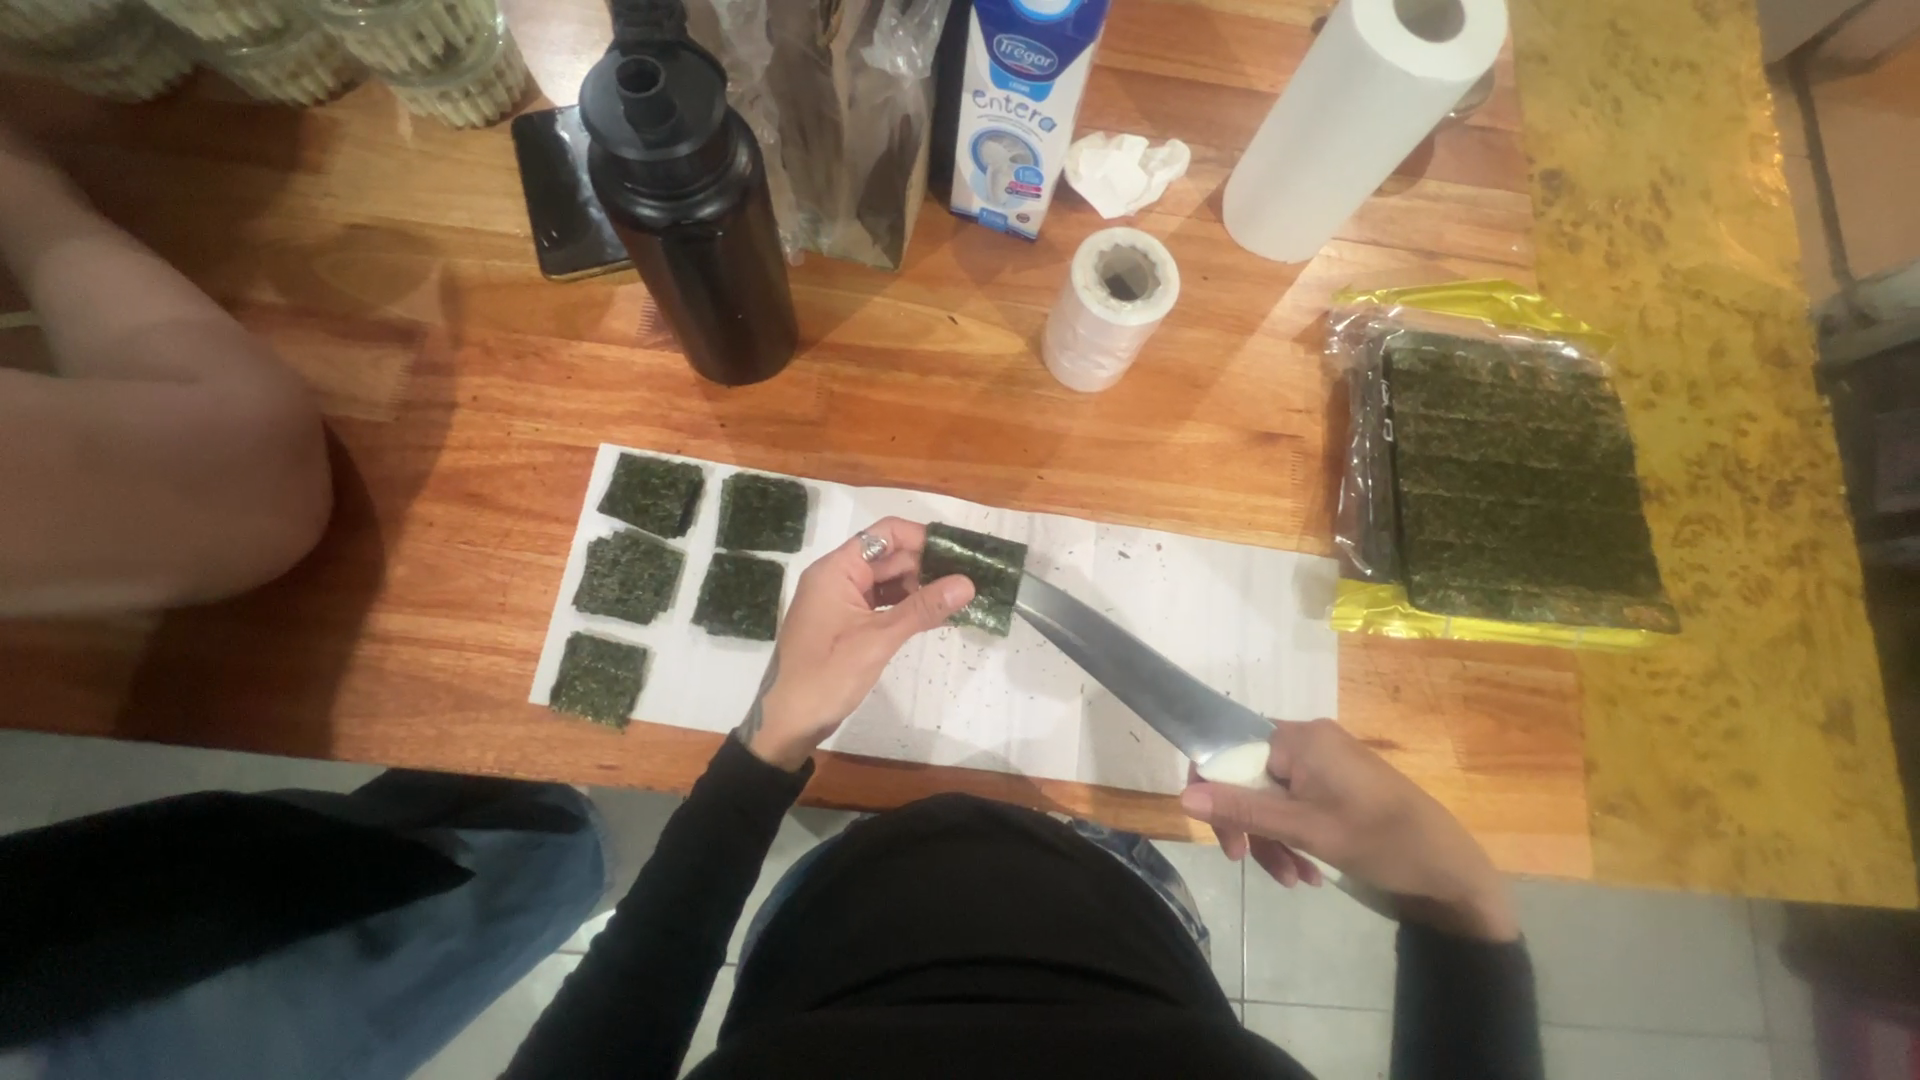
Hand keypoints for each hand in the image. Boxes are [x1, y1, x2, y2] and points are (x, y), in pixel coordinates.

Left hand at [737, 518, 974, 770]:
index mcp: (836, 570)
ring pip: (887, 581)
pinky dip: (905, 607)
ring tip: (958, 597)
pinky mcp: (845, 623)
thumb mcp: (878, 640)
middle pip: (889, 556)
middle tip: (969, 579)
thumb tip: (968, 583)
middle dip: (927, 565)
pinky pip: (880, 603)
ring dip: (919, 587)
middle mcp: (837, 577)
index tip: (959, 555)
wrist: (787, 723)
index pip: (885, 534)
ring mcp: (840, 601)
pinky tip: (934, 616)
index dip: (923, 539)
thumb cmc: (826, 676)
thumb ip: (922, 608)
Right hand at [1181, 719, 1519, 941]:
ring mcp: (1324, 762)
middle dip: (1250, 825)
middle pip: (1249, 776)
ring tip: (1293, 879)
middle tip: (1250, 863)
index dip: (1213, 790)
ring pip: (1271, 796)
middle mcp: (1308, 740)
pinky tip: (1307, 872)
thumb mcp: (1306, 830)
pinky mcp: (1337, 784)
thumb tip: (1183, 797)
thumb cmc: (1381, 841)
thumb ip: (1243, 811)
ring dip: (1272, 839)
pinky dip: (1293, 836)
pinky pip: (1295, 803)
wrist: (1454, 873)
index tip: (1223, 836)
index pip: (1229, 749)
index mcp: (1300, 738)